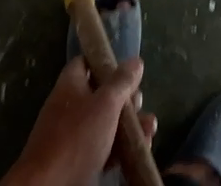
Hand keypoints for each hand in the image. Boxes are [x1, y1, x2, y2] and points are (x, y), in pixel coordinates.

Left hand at [3, 57, 156, 184]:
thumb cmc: (77, 138)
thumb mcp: (105, 104)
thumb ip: (122, 82)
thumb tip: (136, 60)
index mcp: (70, 86)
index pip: (86, 63)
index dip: (106, 62)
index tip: (128, 69)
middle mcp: (70, 108)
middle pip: (102, 94)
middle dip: (127, 99)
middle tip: (139, 105)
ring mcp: (74, 136)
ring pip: (107, 123)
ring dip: (131, 125)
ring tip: (149, 130)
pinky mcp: (80, 160)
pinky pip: (105, 147)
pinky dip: (122, 148)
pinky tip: (140, 148)